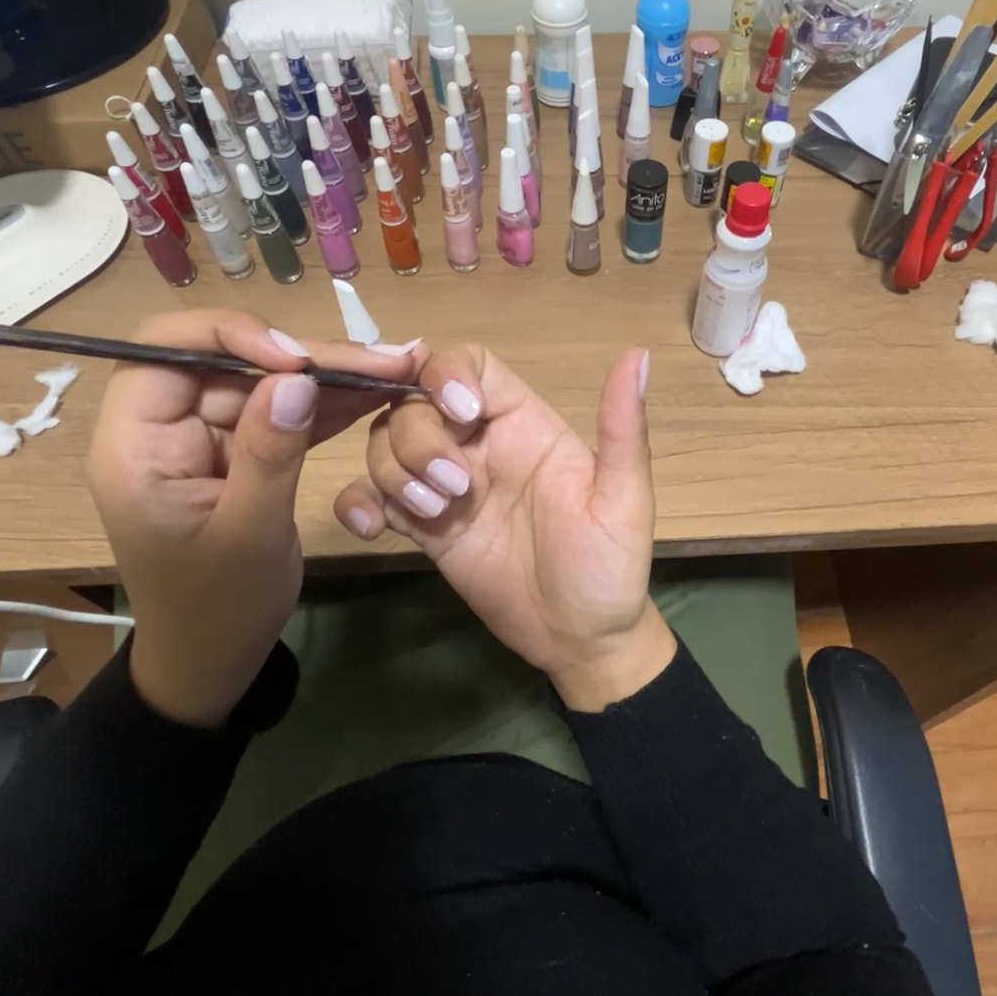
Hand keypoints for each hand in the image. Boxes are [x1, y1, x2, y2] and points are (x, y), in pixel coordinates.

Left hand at [87, 311, 420, 726]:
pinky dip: (326, 408)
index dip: (233, 337)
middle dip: (308, 359)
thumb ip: (268, 452)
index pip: (166, 352)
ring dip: (330, 379)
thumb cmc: (220, 608)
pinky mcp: (236, 455)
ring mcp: (202, 441)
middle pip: (231, 363)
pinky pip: (280, 417)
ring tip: (396, 371)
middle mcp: (163, 429)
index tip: (300, 360)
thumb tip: (295, 377)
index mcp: (136, 445)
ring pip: (265, 386)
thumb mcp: (249, 534)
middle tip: (386, 361)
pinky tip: (376, 395)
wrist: (213, 660)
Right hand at [334, 345, 675, 711]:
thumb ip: (622, 430)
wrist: (579, 639)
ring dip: (392, 471)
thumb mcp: (624, 500)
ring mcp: (446, 486)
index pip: (469, 365)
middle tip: (454, 491)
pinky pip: (371, 497)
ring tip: (432, 516)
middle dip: (418, 438)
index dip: (447, 374)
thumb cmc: (609, 567)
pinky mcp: (423, 528)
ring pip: (385, 443)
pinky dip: (357, 503)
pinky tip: (372, 530)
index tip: (460, 415)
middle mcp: (479, 445)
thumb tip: (638, 355)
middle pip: (414, 402)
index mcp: (525, 424)